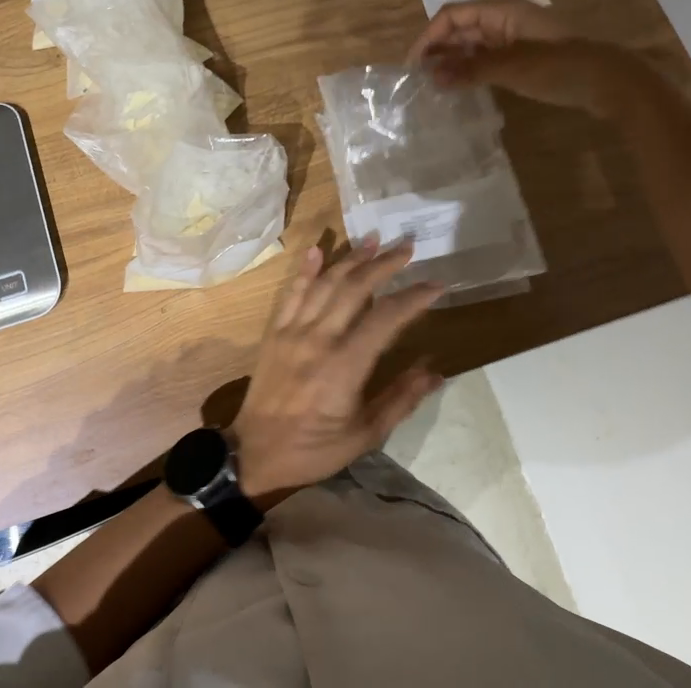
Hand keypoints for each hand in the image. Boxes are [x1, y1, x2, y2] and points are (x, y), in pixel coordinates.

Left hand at [230, 239, 443, 501]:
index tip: (436, 284)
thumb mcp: (365, 435)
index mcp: (345, 366)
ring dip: (350, 259)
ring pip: (324, 284)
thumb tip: (436, 371)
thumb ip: (401, 399)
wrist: (254, 453)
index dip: (413, 298)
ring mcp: (292, 332)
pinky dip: (305, 270)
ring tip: (373, 238)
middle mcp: (318, 339)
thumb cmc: (314, 449)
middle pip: (355, 289)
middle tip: (408, 247)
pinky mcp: (274, 332)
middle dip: (384, 265)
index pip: (386, 319)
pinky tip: (317, 249)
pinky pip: (291, 293)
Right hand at [408, 0, 639, 116]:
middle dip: (438, 49)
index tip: (414, 66)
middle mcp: (505, 18)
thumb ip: (469, 70)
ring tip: (435, 86)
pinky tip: (461, 87)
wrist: (610, 82)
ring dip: (452, 61)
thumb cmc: (560, 66)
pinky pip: (486, 57)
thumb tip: (431, 78)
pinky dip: (470, 69)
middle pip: (460, 28)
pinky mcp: (524, 56)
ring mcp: (515, 37)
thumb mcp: (511, 68)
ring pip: (472, 44)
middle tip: (420, 79)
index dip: (428, 37)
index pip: (452, 15)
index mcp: (502, 10)